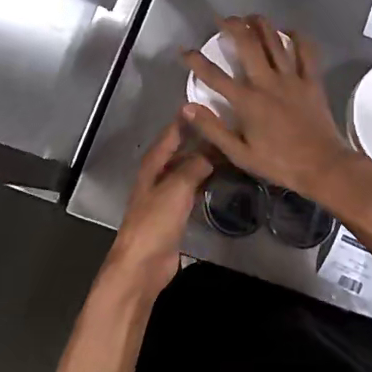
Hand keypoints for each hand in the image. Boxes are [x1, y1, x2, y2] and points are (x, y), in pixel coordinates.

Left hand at [104, 120, 212, 298]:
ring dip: (203, 160)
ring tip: (228, 149)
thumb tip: (212, 152)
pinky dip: (203, 180)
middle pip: (179, 150)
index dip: (186, 119)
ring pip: (186, 169)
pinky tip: (219, 179)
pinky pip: (190, 189)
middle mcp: (156, 176)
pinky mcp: (172, 214)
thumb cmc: (155, 222)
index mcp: (152, 165)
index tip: (208, 106)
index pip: (171, 133)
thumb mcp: (177, 188)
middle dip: (199, 139)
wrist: (142, 264)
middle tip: (226, 128)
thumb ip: (195, 166)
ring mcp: (164, 195)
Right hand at [180, 17, 365, 201]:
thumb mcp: (239, 154)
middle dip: (233, 26)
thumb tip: (187, 108)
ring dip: (261, 25)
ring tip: (251, 17)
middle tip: (223, 19)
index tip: (185, 51)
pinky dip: (298, 38)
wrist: (323, 166)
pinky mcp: (312, 81)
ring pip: (275, 41)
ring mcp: (292, 79)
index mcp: (247, 102)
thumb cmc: (279, 163)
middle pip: (247, 44)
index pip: (214, 76)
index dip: (196, 61)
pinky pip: (306, 52)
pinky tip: (290, 32)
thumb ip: (213, 129)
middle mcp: (268, 82)